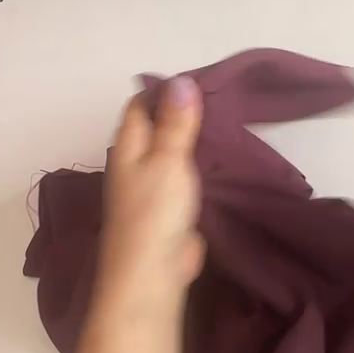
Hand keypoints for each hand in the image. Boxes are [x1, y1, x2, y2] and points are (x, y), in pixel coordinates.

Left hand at [96, 76, 203, 312]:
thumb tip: (181, 81)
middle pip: (155, 129)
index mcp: (128, 146)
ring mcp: (151, 190)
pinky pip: (184, 180)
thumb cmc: (155, 211)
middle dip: (181, 114)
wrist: (153, 272)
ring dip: (192, 142)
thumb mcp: (169, 158)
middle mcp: (135, 164)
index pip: (141, 105)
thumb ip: (176, 123)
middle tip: (220, 101)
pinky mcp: (168, 212)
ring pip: (171, 155)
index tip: (200, 81)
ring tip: (225, 127)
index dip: (165, 90)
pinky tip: (220, 165)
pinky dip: (199, 169)